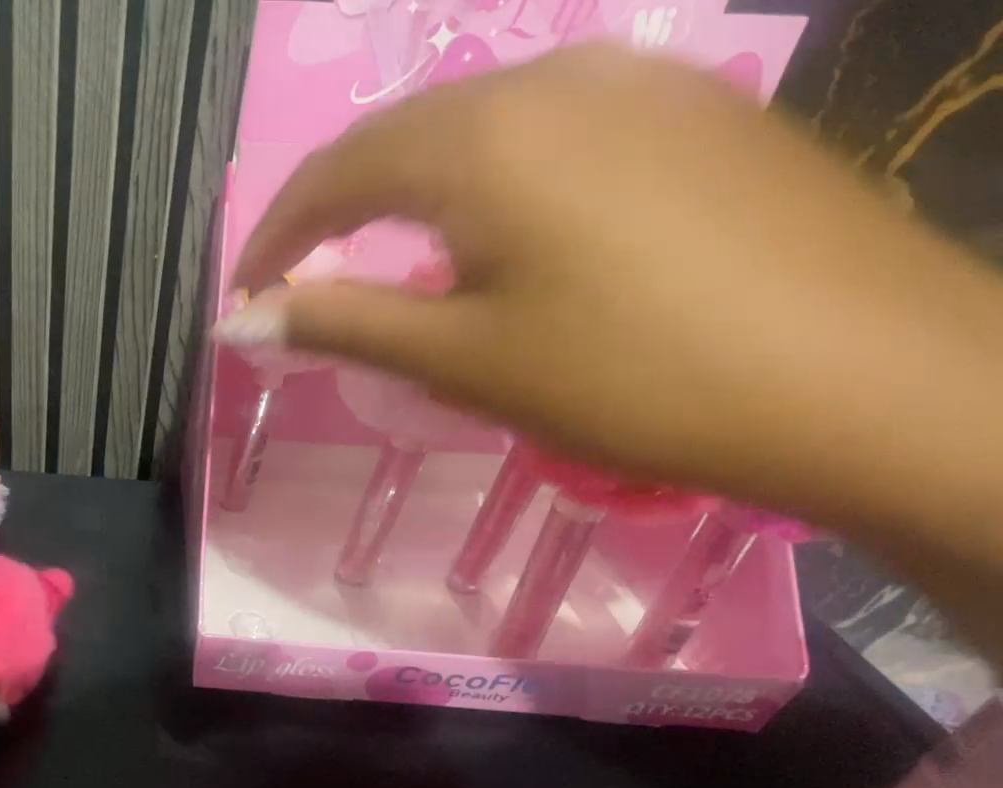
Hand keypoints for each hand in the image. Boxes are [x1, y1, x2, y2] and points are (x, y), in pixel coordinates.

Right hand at [219, 46, 1002, 538]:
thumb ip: (343, 322)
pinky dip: (489, 177)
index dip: (276, 235)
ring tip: (393, 256)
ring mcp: (633, 80)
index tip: (246, 293)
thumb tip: (243, 317)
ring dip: (412, 190)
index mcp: (481, 138)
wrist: (872, 381)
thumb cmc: (632, 378)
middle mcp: (549, 79)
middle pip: (400, 137)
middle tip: (306, 278)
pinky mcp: (691, 106)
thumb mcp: (464, 359)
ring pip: (475, 126)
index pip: (334, 172)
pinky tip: (501, 230)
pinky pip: (548, 127)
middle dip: (337, 208)